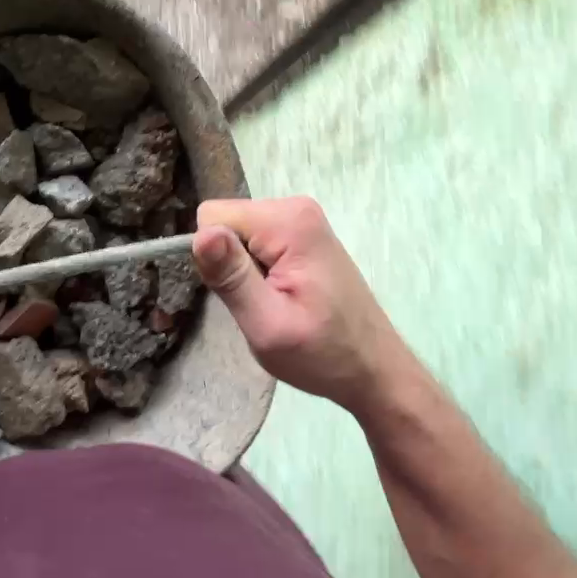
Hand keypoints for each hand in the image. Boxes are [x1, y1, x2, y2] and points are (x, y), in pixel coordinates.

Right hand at [192, 197, 404, 413]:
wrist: (375, 370)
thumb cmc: (323, 354)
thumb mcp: (268, 325)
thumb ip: (231, 277)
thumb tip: (200, 235)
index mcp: (287, 221)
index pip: (211, 216)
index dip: (215, 259)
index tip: (242, 293)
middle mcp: (295, 207)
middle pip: (224, 221)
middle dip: (230, 264)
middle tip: (261, 303)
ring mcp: (301, 218)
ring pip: (236, 232)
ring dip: (244, 269)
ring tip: (275, 301)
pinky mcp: (302, 233)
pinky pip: (254, 240)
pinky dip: (257, 269)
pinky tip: (283, 294)